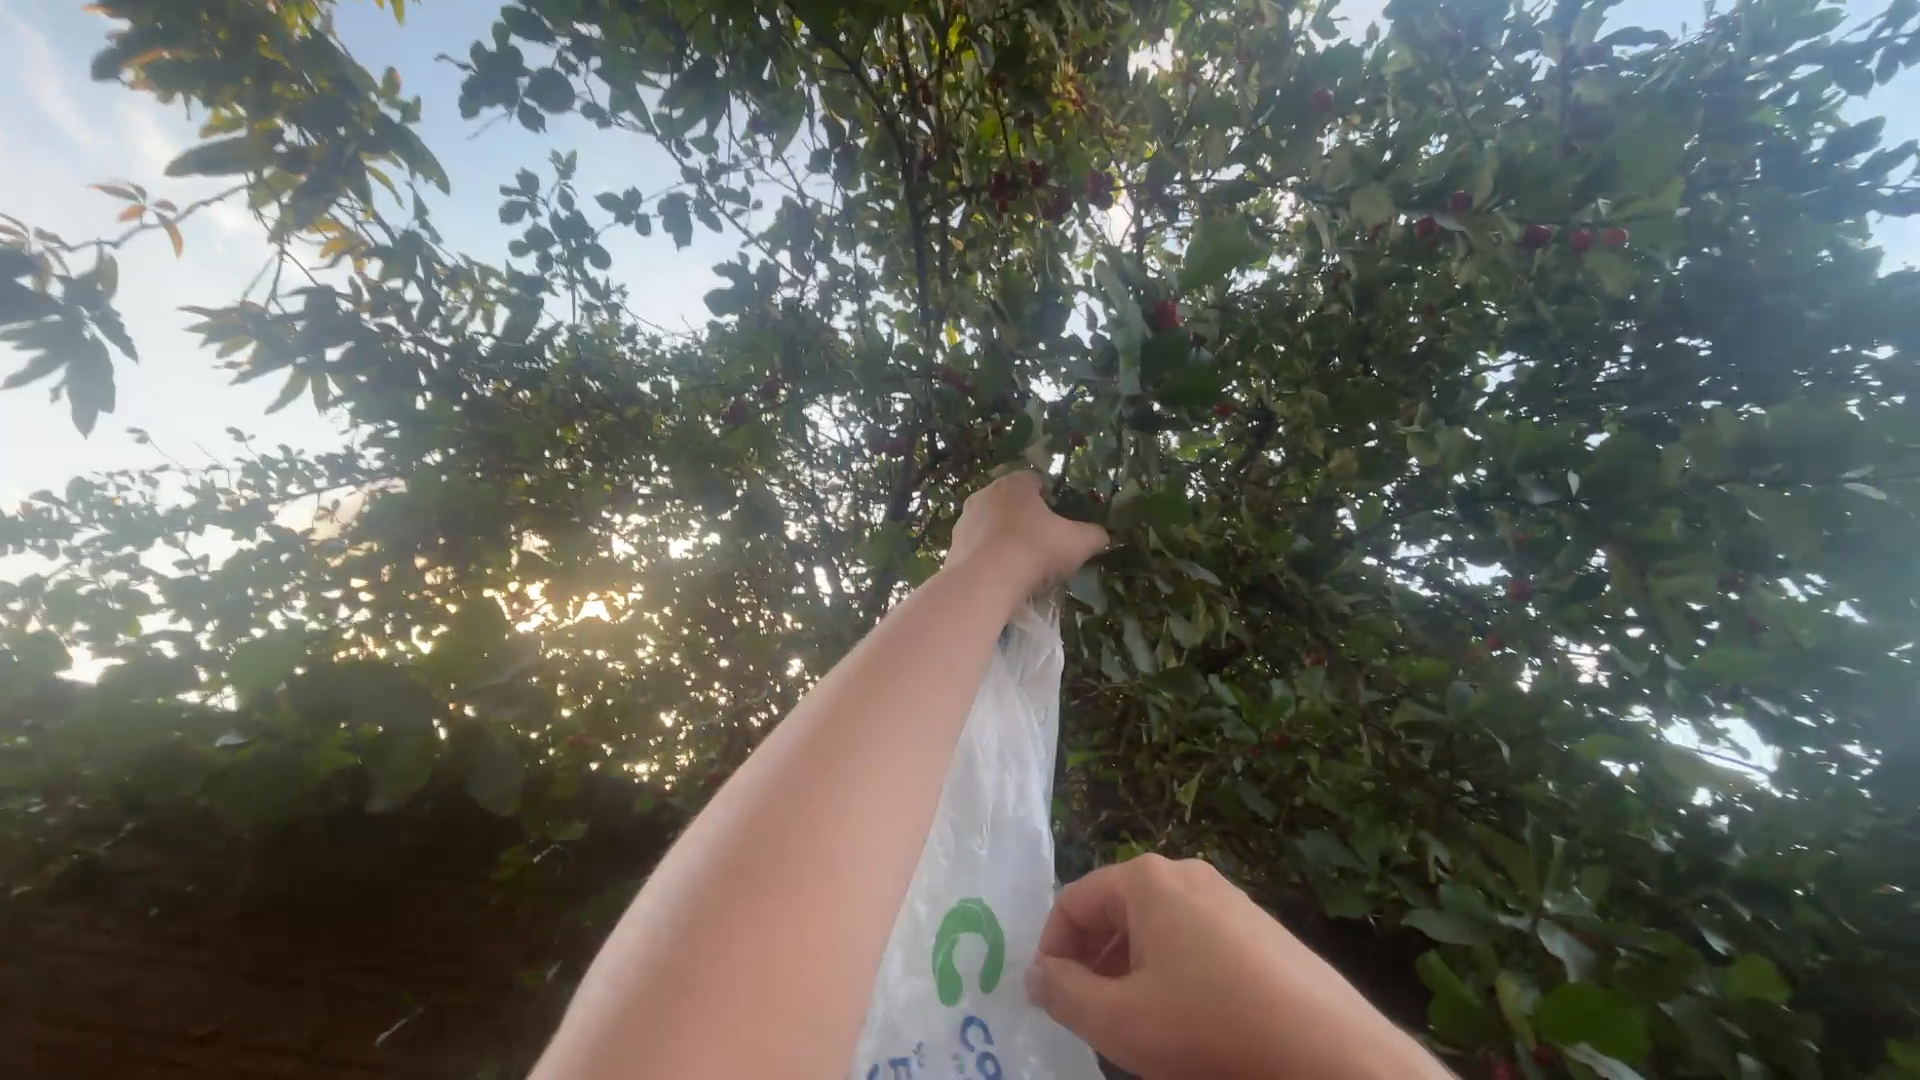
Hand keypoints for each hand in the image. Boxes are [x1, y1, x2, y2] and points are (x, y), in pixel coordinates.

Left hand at [947, 471, 1106, 600]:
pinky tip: (1003, 578)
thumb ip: (1094, 536)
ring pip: (992, 526)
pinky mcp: (953, 548)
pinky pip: (978, 549)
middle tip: (1045, 543)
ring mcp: (965, 521)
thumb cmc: (1034, 550)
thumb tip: (1103, 536)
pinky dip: (990, 559)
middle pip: (1012, 503)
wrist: (983, 582)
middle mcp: (984, 495)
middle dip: (1027, 519)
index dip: (1051, 497)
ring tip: (1023, 565)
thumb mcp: (1078, 543)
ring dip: (1006, 539)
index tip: (1061, 518)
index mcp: (1014, 484)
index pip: (1035, 480)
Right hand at [1025, 855, 1449, 1079]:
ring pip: (1155, 927)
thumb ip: (1064, 995)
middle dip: (1091, 960)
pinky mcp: (1260, 927)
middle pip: (1115, 909)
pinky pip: (1194, 940)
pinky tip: (1185, 1021)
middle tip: (1087, 1014)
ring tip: (1133, 1023)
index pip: (1073, 901)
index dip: (1051, 949)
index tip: (1048, 998)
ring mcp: (1228, 897)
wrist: (1333, 1055)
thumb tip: (1035, 973)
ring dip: (1129, 969)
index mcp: (1146, 879)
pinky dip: (1172, 972)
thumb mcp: (1121, 1022)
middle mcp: (1184, 873)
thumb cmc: (1211, 1027)